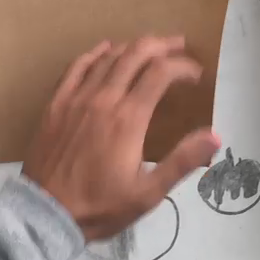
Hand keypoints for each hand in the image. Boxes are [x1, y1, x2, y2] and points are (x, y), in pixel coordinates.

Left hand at [22, 36, 221, 241]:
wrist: (45, 215)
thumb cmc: (100, 206)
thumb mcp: (148, 193)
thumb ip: (182, 161)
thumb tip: (215, 136)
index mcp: (129, 118)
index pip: (161, 73)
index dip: (183, 66)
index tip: (196, 75)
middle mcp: (103, 98)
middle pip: (136, 54)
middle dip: (162, 45)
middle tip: (180, 46)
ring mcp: (77, 97)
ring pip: (109, 56)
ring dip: (133, 46)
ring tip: (150, 48)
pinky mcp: (56, 102)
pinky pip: (77, 66)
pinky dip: (96, 53)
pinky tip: (106, 49)